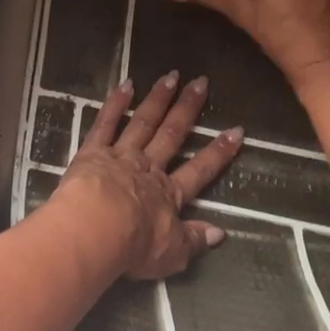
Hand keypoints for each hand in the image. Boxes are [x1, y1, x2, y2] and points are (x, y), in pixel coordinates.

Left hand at [53, 71, 242, 279]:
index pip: (200, 170)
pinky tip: (126, 84)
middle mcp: (148, 167)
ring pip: (143, 122)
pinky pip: (105, 123)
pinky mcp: (93, 150)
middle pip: (172, 135)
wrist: (94, 228)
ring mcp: (121, 155)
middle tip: (201, 82)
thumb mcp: (172, 254)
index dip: (219, 151)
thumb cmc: (133, 246)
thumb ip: (194, 240)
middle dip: (188, 108)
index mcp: (168, 194)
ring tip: (171, 76)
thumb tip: (220, 233)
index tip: (236, 130)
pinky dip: (115, 103)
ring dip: (158, 99)